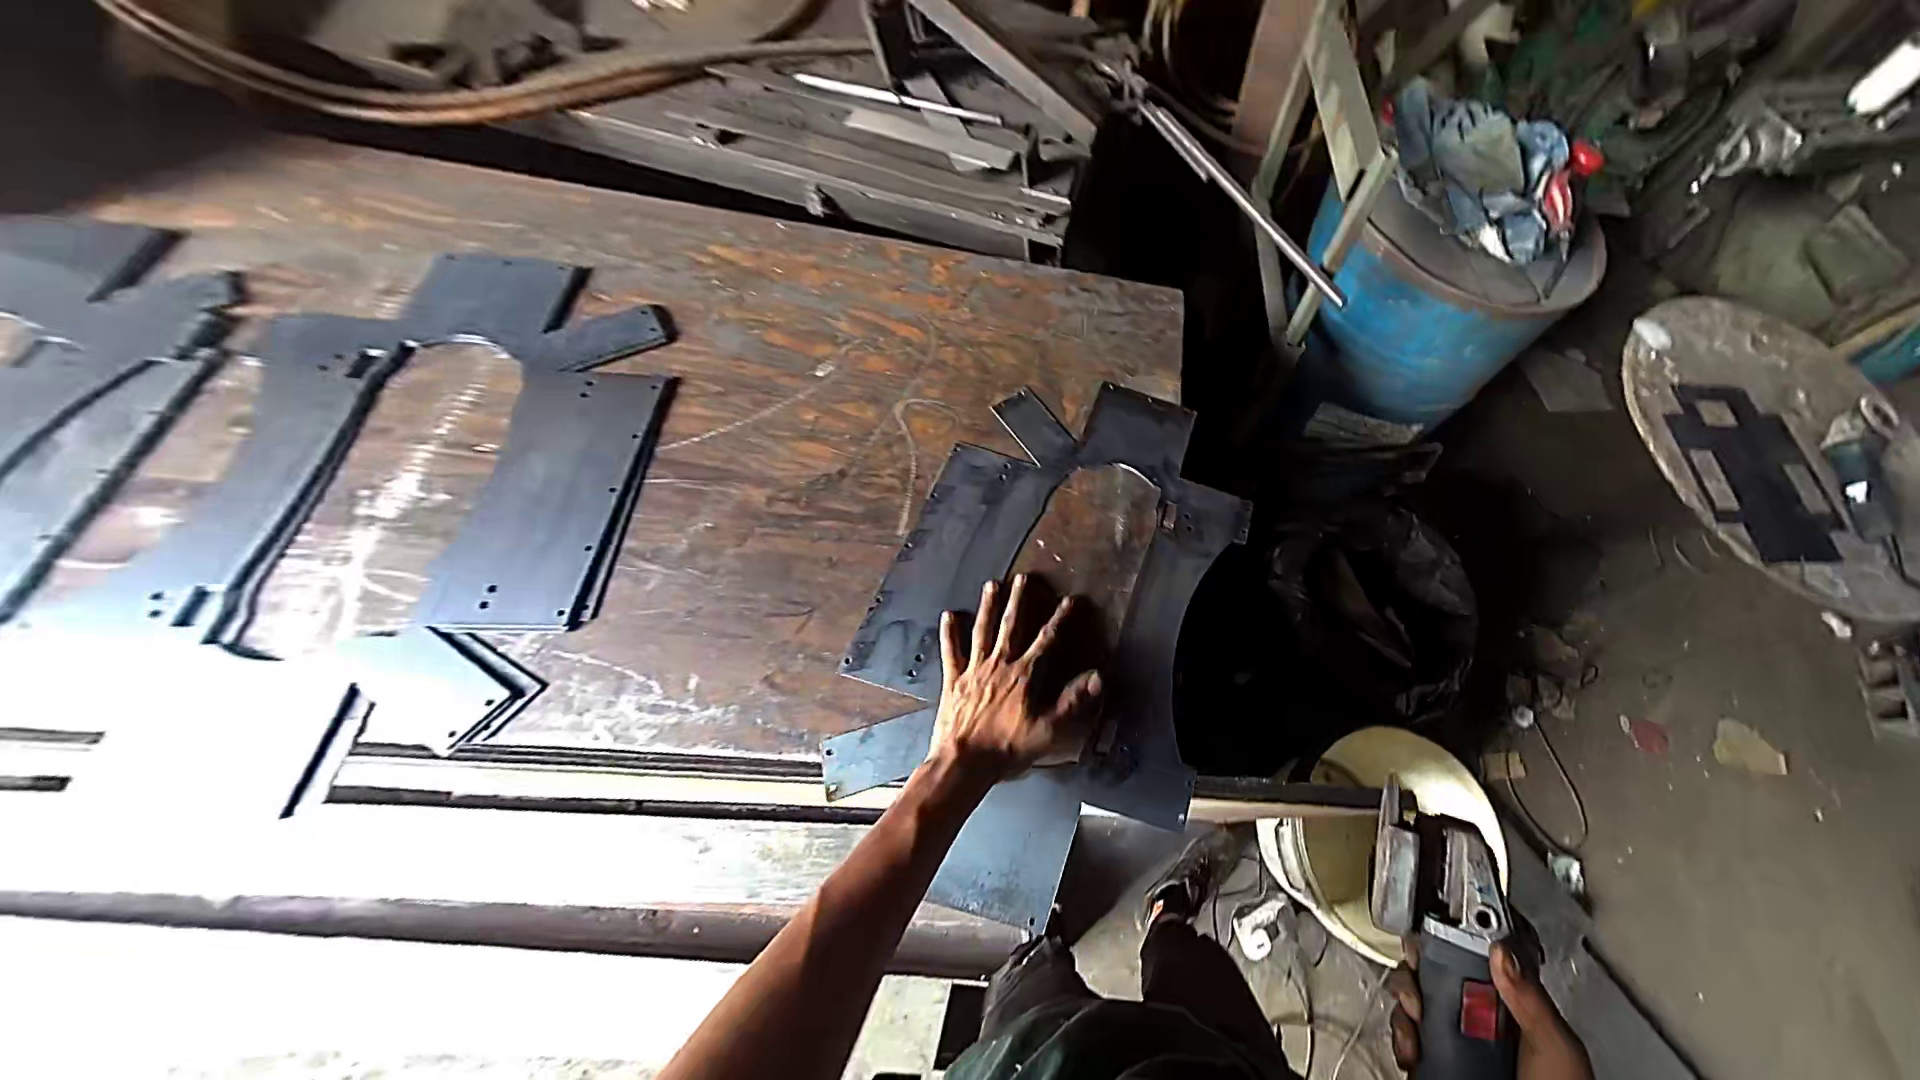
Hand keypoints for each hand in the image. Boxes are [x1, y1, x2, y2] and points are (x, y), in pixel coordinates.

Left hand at [932, 574, 1102, 781]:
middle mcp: (998, 665)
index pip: (1046, 640)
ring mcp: (973, 670)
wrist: (964, 761)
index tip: (1070, 600)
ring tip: (991, 584)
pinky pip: (951, 651)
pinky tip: (947, 615)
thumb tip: (1097, 677)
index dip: (1060, 619)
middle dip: (1019, 600)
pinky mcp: (953, 679)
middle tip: (1023, 578)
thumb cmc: (1007, 748)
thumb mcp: (1048, 731)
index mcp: (1023, 676)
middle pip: (1011, 626)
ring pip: (982, 630)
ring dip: (987, 607)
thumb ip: (1072, 702)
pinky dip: (949, 633)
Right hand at [1388, 940, 1593, 1079]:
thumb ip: (1530, 1000)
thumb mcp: (1555, 1050)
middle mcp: (1475, 1019)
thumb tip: (1501, 949)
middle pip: (1428, 975)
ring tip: (1416, 1028)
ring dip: (1404, 1009)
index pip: (1465, 959)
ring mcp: (1452, 1040)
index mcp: (1506, 1008)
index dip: (1440, 944)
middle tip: (1418, 993)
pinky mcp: (1433, 1061)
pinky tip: (1411, 1051)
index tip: (1426, 946)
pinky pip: (1403, 1036)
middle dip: (1411, 976)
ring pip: (1410, 1002)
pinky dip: (1400, 1038)